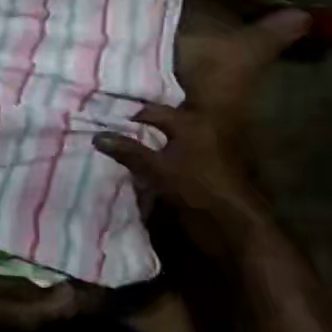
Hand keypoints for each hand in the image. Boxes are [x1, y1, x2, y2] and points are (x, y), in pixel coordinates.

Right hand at [93, 8, 308, 215]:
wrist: (233, 221)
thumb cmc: (197, 187)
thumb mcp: (158, 168)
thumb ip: (129, 151)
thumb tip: (98, 135)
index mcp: (189, 121)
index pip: (150, 110)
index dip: (127, 112)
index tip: (104, 113)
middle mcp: (199, 126)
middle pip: (161, 118)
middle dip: (138, 122)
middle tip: (109, 122)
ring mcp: (204, 146)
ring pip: (168, 135)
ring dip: (148, 138)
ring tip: (120, 139)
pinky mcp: (206, 164)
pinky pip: (175, 151)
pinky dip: (158, 152)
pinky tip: (140, 158)